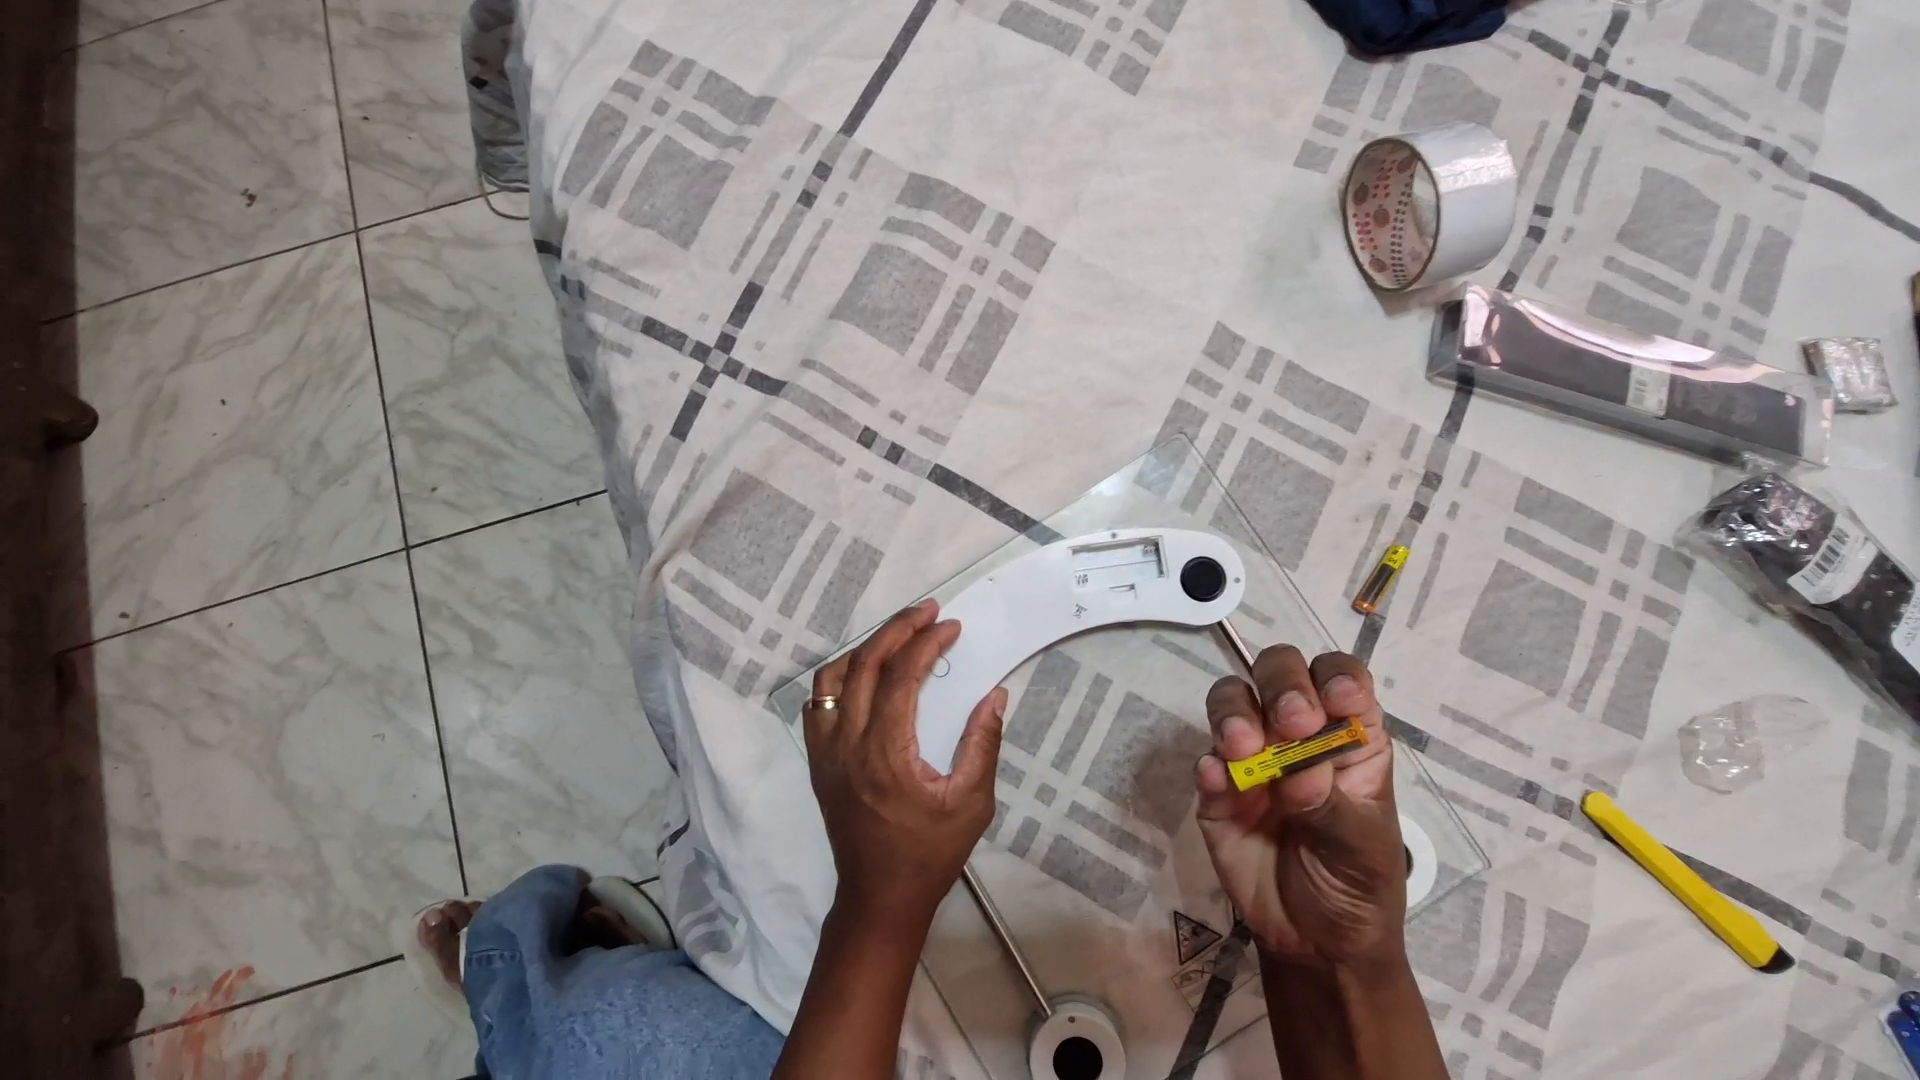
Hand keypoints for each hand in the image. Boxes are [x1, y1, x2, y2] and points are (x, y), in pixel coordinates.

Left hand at [804, 599, 1006, 924]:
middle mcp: (847, 743)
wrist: (879, 897)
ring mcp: (825, 751)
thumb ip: (983, 743)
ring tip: (898, 638)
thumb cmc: (930, 853)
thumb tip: (995, 694)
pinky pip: (818, 703)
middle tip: (927, 612)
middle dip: (897, 629)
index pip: (901, 676)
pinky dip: (841, 677)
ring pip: (832, 678)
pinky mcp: (818, 760)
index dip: (927, 643)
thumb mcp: (972, 803)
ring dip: (865, 648)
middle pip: (864, 664)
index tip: (951, 626)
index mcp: (886, 752)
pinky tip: (866, 676)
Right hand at [1193, 646, 1404, 964]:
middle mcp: (1296, 732)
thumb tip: (1301, 772)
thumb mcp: (1363, 850)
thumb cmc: (1357, 884)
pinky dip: (1208, 765)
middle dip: (1281, 684)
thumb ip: (1333, 808)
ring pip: (1232, 701)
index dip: (1335, 676)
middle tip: (1288, 721)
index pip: (1341, 680)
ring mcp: (1252, 755)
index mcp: (1347, 736)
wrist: (1313, 941)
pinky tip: (1218, 785)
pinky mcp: (1216, 787)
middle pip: (1278, 673)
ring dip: (1234, 713)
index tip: (1334, 699)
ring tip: (1242, 749)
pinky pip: (1205, 760)